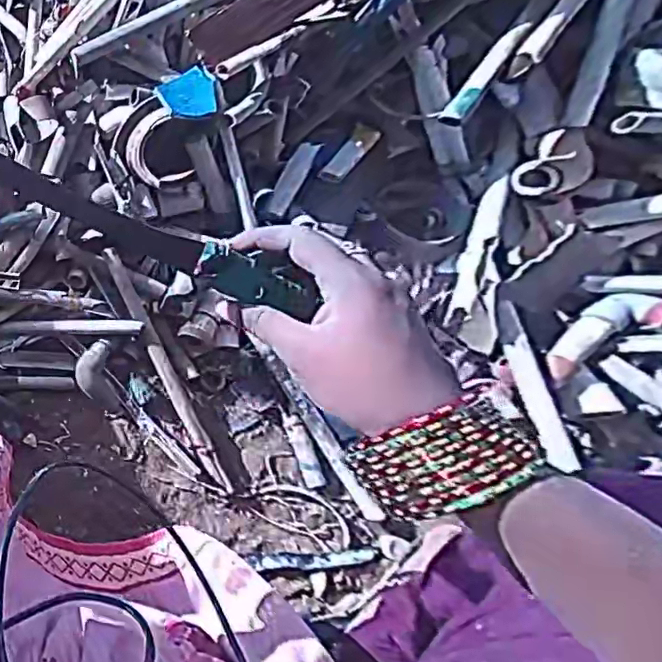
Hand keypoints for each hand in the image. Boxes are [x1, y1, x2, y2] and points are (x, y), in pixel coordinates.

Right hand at [231, 224, 461, 435]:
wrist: (425, 423)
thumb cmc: (374, 391)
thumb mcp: (300, 353)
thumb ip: (263, 322)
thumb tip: (239, 309)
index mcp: (353, 282)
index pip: (300, 238)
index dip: (260, 238)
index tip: (236, 248)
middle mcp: (376, 282)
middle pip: (317, 248)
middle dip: (274, 255)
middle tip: (245, 270)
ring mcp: (387, 297)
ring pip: (332, 267)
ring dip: (294, 273)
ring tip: (265, 291)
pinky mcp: (391, 314)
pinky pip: (346, 287)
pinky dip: (315, 289)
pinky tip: (297, 310)